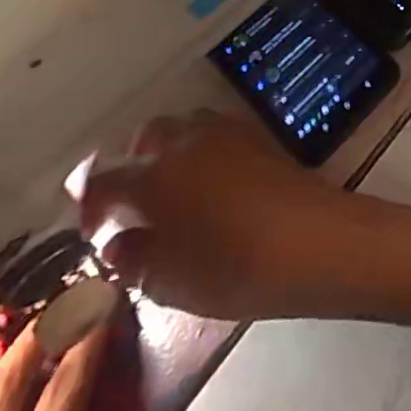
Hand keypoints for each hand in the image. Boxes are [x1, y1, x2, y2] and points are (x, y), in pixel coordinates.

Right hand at [77, 113, 359, 319]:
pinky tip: (213, 183)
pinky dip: (204, 150)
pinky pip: (219, 133)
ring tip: (175, 190)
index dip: (90, 205)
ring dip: (172, 150)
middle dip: (133, 163)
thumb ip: (135, 260)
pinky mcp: (262, 139)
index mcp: (155, 177)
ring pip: (187, 127)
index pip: (104, 181)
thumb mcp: (171, 282)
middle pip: (148, 137)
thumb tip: (120, 243)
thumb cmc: (237, 268)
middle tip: (134, 201)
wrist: (319, 241)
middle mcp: (189, 144)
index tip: (92, 229)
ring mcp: (230, 135)